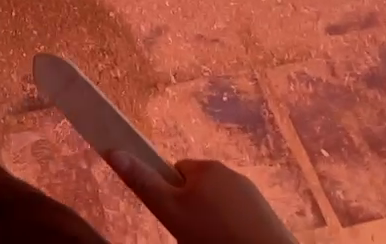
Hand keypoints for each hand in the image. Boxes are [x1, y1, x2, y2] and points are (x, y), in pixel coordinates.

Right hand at [108, 154, 296, 243]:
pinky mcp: (272, 221)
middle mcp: (232, 174)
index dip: (172, 194)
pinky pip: (241, 221)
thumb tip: (112, 150)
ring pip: (220, 207)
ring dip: (214, 223)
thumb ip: (142, 181)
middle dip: (193, 210)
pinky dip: (234, 233)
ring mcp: (256, 198)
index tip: (176, 216)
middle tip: (192, 235)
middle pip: (199, 190)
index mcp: (207, 167)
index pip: (177, 172)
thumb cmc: (214, 236)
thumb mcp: (170, 211)